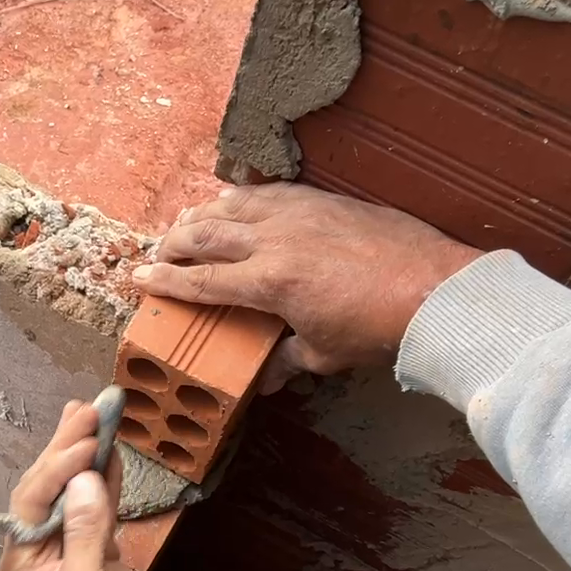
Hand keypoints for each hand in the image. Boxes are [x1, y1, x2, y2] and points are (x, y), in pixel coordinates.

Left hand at [0, 400, 166, 570]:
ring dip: (85, 455)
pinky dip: (105, 480)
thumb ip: (83, 532)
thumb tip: (82, 479)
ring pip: (74, 491)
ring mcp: (70, 547)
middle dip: (67, 447)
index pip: (33, 496)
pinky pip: (97, 507)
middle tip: (86, 408)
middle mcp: (41, 546)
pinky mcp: (98, 552)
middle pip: (50, 485)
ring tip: (93, 415)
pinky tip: (111, 454)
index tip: (87, 440)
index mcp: (24, 556)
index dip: (58, 463)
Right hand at [132, 182, 482, 393]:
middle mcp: (275, 241)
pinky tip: (233, 198)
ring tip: (185, 222)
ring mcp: (299, 214)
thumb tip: (264, 379)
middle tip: (155, 251)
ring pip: (233, 205)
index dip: (165, 280)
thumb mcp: (323, 354)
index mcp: (269, 283)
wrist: (434, 289)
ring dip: (202, 214)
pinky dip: (242, 196)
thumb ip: (286, 361)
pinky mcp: (322, 200)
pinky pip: (269, 191)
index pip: (202, 280)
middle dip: (173, 243)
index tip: (137, 278)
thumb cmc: (374, 329)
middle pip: (206, 234)